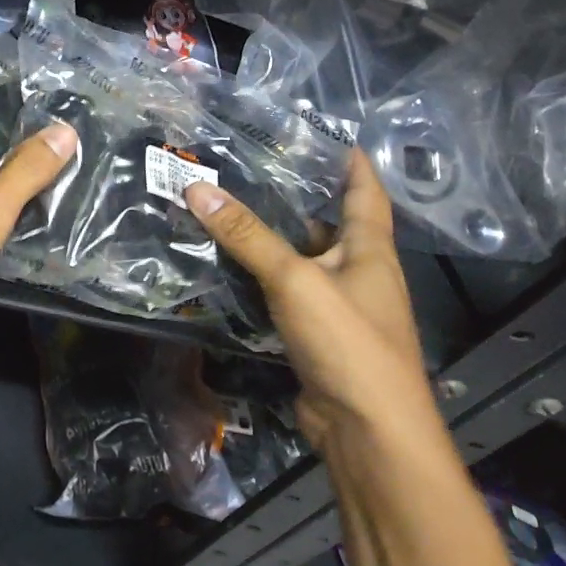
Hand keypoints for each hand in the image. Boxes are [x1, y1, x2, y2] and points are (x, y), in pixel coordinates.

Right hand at [184, 150, 436, 448]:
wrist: (369, 432)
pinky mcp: (314, 332)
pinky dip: (257, 271)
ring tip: (225, 202)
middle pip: (329, 223)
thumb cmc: (348, 344)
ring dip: (269, 234)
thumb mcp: (295, 280)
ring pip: (300, 256)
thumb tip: (196, 187)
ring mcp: (337, 305)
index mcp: (370, 253)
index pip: (366, 194)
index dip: (351, 163)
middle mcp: (358, 273)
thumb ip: (246, 235)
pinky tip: (224, 260)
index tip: (324, 134)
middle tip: (248, 162)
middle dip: (295, 193)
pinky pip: (282, 288)